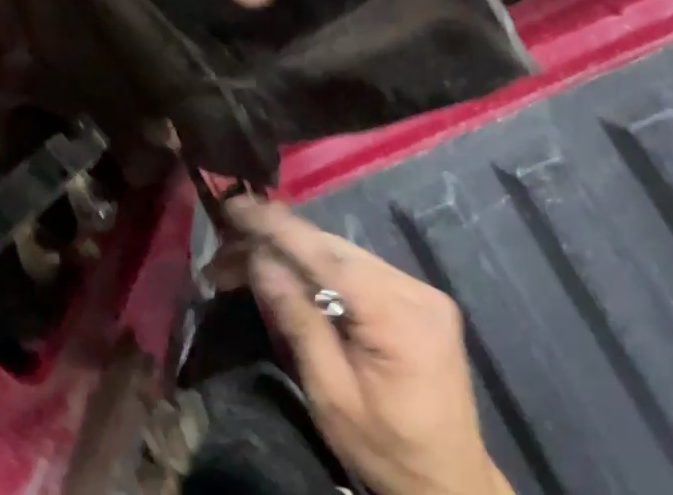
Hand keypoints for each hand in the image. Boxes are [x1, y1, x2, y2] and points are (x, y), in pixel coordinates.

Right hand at [228, 200, 512, 494]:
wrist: (449, 483)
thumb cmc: (386, 448)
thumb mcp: (331, 394)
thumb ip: (298, 321)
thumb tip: (260, 261)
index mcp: (399, 315)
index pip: (325, 254)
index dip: (274, 226)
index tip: (232, 206)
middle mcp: (415, 290)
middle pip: (332, 248)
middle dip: (274, 241)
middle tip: (223, 249)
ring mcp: (421, 292)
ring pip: (342, 254)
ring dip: (291, 253)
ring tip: (243, 260)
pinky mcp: (418, 300)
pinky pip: (357, 269)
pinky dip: (317, 267)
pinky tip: (286, 272)